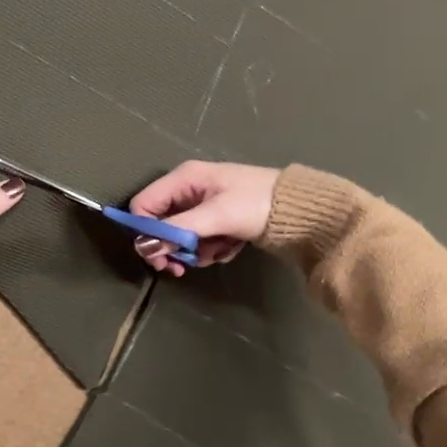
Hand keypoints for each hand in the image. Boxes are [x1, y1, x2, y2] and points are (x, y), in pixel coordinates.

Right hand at [128, 160, 281, 275]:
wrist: (302, 211)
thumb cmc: (257, 204)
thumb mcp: (217, 216)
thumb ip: (179, 229)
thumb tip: (145, 245)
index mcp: (184, 178)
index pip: (144, 204)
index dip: (145, 231)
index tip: (159, 256)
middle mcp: (189, 189)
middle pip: (161, 223)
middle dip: (173, 246)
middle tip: (181, 268)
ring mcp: (204, 205)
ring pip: (181, 236)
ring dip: (197, 250)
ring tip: (220, 250)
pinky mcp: (217, 219)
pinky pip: (201, 239)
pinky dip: (212, 248)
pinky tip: (230, 247)